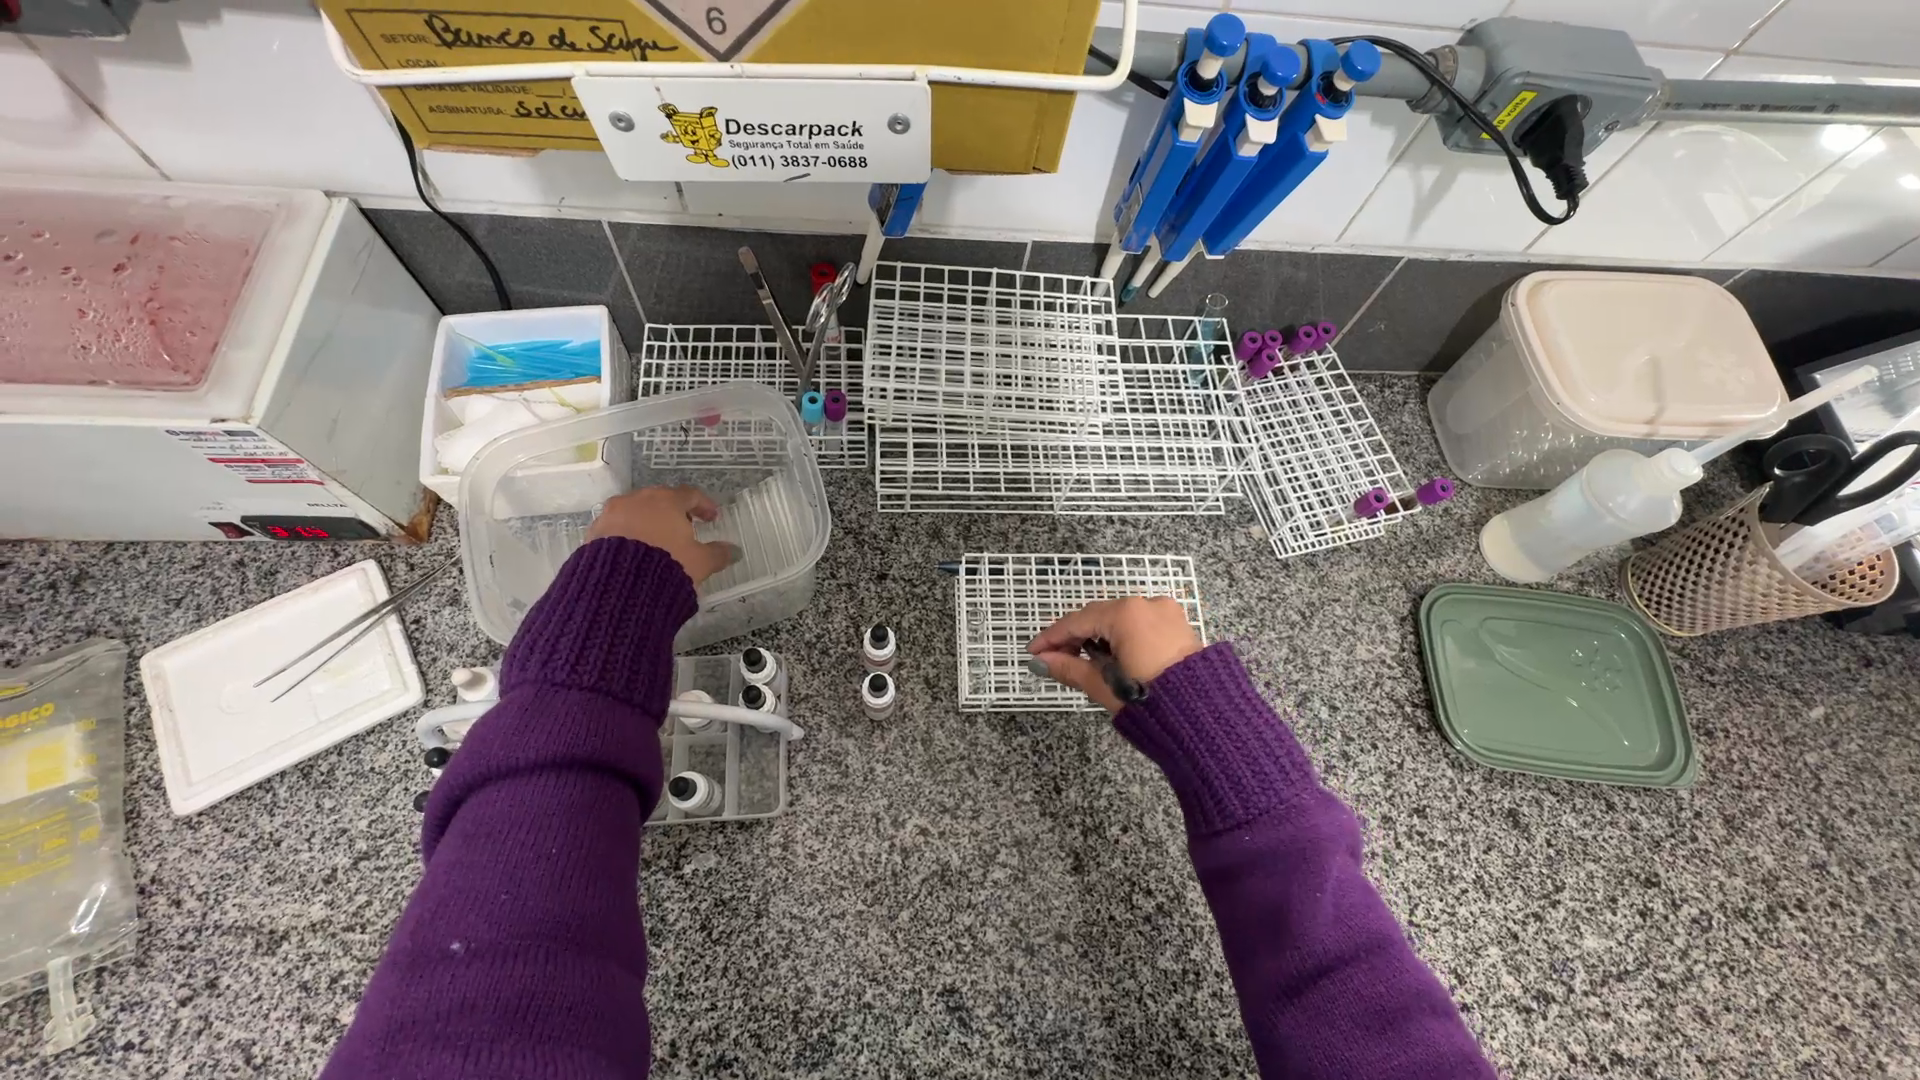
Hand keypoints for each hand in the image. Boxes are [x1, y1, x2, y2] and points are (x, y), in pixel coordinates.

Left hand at [586, 485, 738, 585]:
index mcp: (666, 501)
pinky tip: (635, 553)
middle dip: (674, 512)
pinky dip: (629, 535)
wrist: (617, 585)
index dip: (704, 505)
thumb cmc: (666, 564)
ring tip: (658, 542)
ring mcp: (612, 514)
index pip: (690, 495)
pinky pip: (617, 528)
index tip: (712, 518)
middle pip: (660, 499)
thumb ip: (718, 554)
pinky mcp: (594, 531)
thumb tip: (734, 551)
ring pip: (635, 511)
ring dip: (649, 522)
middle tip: (685, 528)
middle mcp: (637, 500)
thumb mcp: (700, 563)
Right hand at [1026, 596, 1201, 712]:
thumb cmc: (1151, 702)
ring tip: (1082, 663)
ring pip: (1121, 621)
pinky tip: (1111, 658)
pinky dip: (1123, 638)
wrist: (1206, 720)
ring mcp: (1166, 613)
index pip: (1077, 622)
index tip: (1034, 651)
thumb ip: (1070, 668)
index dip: (1052, 638)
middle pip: (1099, 617)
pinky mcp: (1180, 626)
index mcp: (1126, 614)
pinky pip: (1142, 626)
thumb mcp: (1104, 685)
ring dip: (1099, 638)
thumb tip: (1042, 661)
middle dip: (1075, 638)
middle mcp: (1147, 605)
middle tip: (1054, 659)